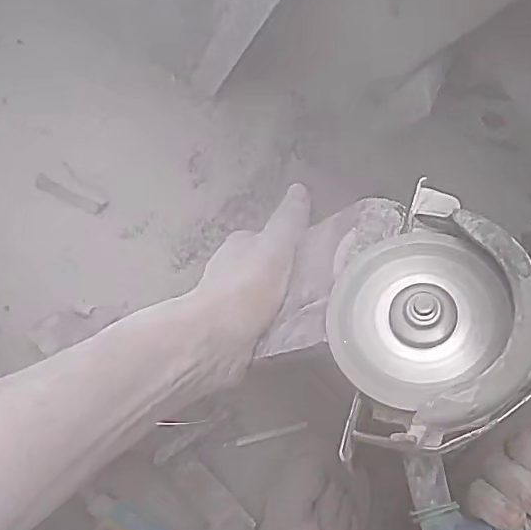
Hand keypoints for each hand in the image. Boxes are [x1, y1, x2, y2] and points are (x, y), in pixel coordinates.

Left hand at [183, 183, 311, 363]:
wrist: (219, 339)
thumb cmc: (247, 289)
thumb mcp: (276, 247)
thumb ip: (288, 222)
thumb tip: (299, 190)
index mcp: (238, 246)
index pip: (265, 239)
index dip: (287, 246)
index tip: (309, 258)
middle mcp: (229, 272)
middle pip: (263, 270)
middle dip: (283, 277)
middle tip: (312, 288)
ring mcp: (229, 304)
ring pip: (260, 298)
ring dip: (277, 304)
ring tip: (304, 312)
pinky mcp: (232, 333)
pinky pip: (259, 325)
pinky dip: (271, 326)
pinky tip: (286, 333)